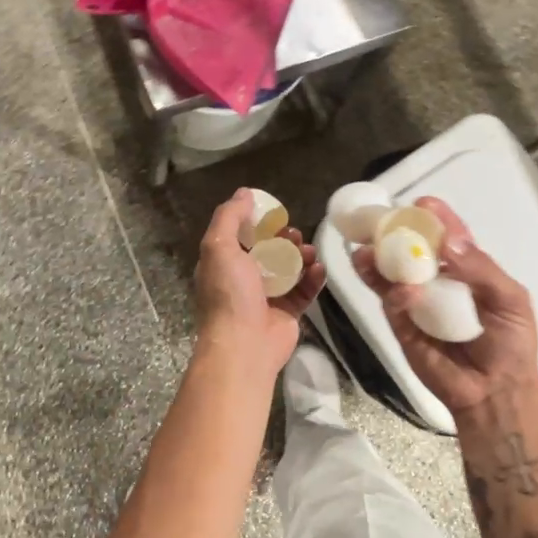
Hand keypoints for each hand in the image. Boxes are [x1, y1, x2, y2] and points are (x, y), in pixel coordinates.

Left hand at [196, 189, 325, 376]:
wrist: (244, 344)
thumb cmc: (229, 293)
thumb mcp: (218, 246)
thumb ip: (229, 217)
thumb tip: (244, 193)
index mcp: (223, 264)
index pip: (241, 236)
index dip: (257, 223)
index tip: (274, 214)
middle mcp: (243, 279)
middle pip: (269, 250)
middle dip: (284, 238)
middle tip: (293, 235)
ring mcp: (267, 297)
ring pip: (290, 268)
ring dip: (301, 256)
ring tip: (308, 253)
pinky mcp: (288, 312)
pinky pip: (305, 289)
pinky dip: (313, 277)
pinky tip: (319, 269)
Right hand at [351, 197, 537, 435]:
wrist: (495, 392)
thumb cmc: (512, 345)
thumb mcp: (509, 300)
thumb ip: (481, 270)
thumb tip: (448, 243)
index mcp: (468, 272)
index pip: (449, 239)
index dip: (437, 220)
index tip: (423, 203)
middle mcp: (439, 283)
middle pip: (413, 251)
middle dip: (396, 234)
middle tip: (382, 220)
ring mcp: (417, 304)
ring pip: (392, 275)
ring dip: (378, 260)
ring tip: (366, 249)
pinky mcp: (402, 327)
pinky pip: (391, 304)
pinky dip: (392, 293)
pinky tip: (401, 291)